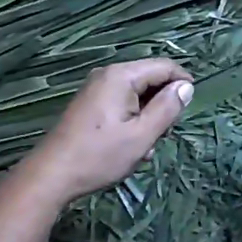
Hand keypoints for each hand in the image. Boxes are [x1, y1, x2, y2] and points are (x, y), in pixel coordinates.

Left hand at [24, 58, 193, 201]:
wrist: (51, 175)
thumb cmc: (99, 155)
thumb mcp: (142, 136)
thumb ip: (167, 109)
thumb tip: (186, 87)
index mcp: (121, 76)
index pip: (164, 66)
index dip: (183, 83)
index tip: (190, 108)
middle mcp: (108, 75)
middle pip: (150, 79)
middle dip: (163, 105)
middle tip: (163, 135)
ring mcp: (96, 88)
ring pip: (137, 94)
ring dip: (148, 117)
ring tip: (145, 147)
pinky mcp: (90, 104)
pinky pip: (122, 103)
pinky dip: (132, 121)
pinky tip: (130, 146)